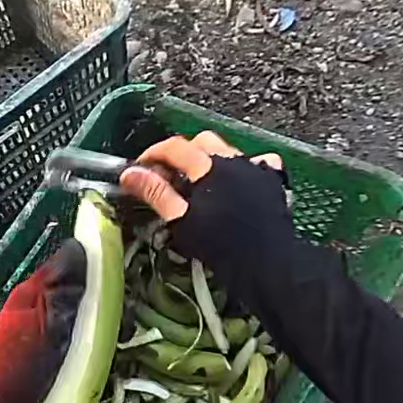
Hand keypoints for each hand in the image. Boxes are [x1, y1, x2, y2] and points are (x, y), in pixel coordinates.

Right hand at [118, 131, 290, 263]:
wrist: (266, 261)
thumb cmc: (221, 244)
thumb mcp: (181, 220)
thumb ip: (156, 193)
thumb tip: (131, 174)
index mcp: (207, 167)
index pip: (174, 147)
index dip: (153, 153)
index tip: (141, 167)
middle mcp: (232, 160)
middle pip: (201, 141)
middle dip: (181, 151)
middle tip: (168, 172)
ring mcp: (255, 168)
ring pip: (228, 148)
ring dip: (209, 156)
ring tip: (199, 177)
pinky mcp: (272, 182)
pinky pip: (258, 162)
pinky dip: (245, 165)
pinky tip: (239, 179)